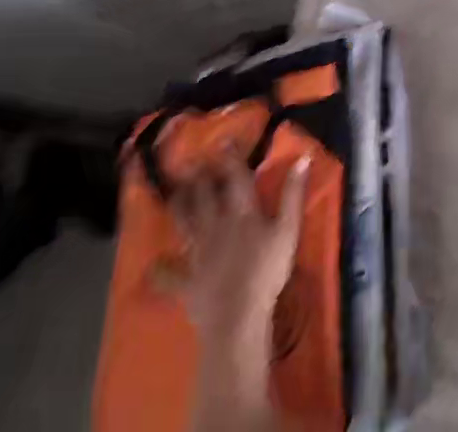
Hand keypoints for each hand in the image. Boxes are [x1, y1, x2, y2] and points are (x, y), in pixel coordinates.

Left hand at [174, 146, 309, 336]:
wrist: (236, 316)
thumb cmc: (267, 270)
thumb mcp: (288, 229)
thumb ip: (293, 194)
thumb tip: (302, 158)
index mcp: (241, 212)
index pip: (234, 177)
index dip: (229, 157)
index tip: (224, 140)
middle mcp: (215, 225)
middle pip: (204, 195)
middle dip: (199, 176)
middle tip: (193, 162)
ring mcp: (197, 253)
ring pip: (184, 222)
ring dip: (180, 205)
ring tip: (176, 192)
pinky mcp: (186, 280)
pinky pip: (169, 274)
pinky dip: (161, 271)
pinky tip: (155, 267)